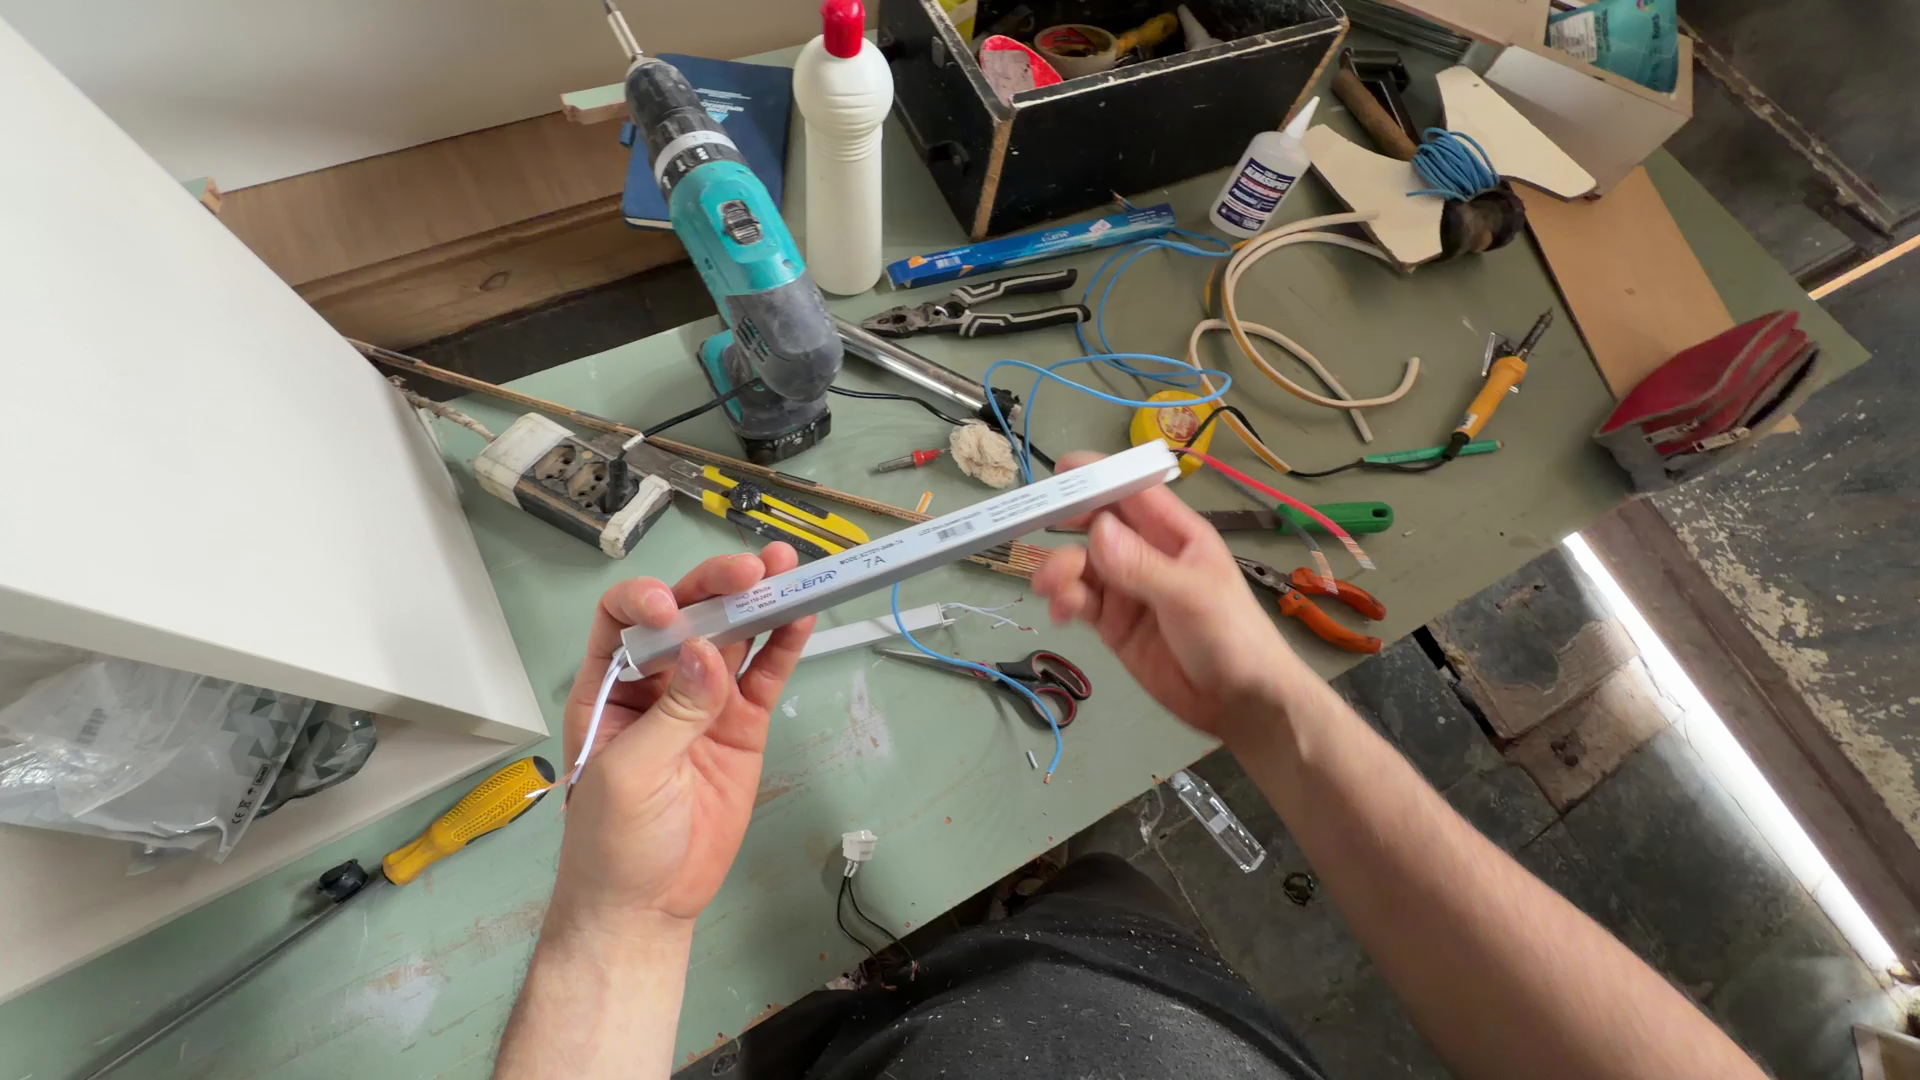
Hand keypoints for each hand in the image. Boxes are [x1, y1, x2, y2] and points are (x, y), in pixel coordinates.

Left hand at [549, 544, 815, 940]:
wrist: (651, 902)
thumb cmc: (613, 841)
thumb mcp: (630, 773)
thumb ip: (672, 711)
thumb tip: (707, 652)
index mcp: (610, 684)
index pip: (622, 618)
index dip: (646, 600)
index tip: (674, 609)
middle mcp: (659, 679)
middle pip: (690, 614)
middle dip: (719, 586)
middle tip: (756, 568)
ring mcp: (707, 698)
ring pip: (735, 635)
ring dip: (761, 600)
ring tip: (789, 569)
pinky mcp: (745, 720)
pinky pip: (767, 673)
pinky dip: (785, 644)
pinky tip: (803, 616)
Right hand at [1032, 453, 1306, 745]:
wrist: (1239, 704)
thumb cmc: (1232, 638)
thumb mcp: (1190, 597)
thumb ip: (1142, 566)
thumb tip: (1097, 529)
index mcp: (1176, 534)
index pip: (1134, 493)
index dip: (1099, 476)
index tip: (1062, 470)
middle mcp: (1147, 554)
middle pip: (1099, 525)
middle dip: (1067, 524)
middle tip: (1033, 526)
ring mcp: (1127, 589)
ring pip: (1082, 565)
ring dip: (1060, 570)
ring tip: (1050, 589)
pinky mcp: (1113, 623)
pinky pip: (1079, 601)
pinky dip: (1064, 602)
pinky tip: (1061, 613)